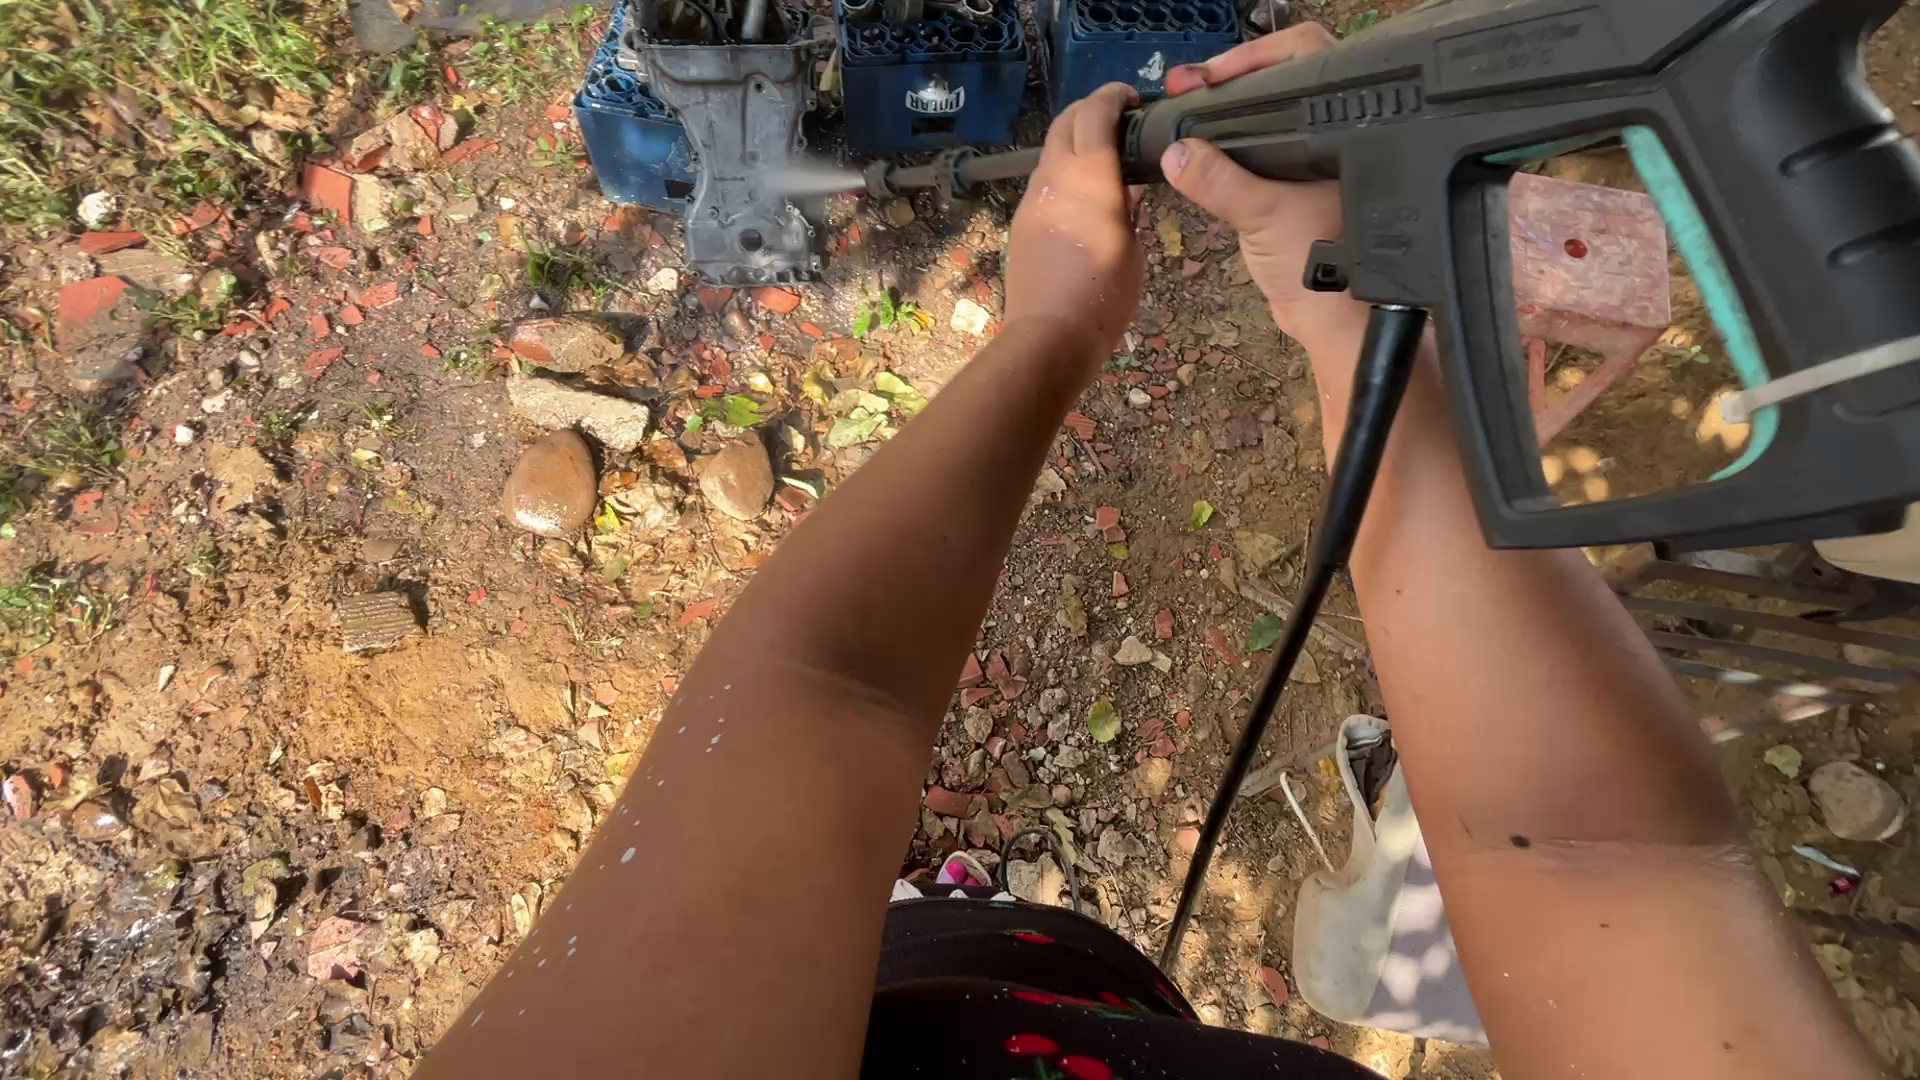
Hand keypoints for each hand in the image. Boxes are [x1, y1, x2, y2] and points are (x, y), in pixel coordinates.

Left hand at [1004, 82, 1144, 370]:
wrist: (1048, 338)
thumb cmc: (1101, 298)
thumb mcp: (1132, 252)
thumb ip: (1131, 210)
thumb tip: (1130, 187)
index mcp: (1088, 177)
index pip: (1096, 112)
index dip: (1115, 96)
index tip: (1134, 101)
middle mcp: (1053, 180)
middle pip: (1064, 122)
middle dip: (1090, 111)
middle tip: (1116, 124)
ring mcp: (1031, 204)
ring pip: (1050, 155)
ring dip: (1074, 146)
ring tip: (1102, 166)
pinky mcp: (1020, 228)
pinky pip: (1043, 187)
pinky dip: (1062, 178)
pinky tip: (1080, 201)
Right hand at [1161, 25, 1363, 350]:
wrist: (1325, 315)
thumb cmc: (1315, 260)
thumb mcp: (1261, 214)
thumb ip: (1218, 181)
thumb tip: (1175, 154)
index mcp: (1340, 126)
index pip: (1300, 58)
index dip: (1251, 57)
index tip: (1206, 76)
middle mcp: (1329, 135)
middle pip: (1279, 82)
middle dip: (1231, 79)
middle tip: (1186, 86)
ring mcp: (1308, 164)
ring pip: (1265, 119)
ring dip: (1226, 114)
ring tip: (1185, 107)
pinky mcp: (1289, 191)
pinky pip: (1255, 154)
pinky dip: (1228, 147)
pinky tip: (1200, 149)